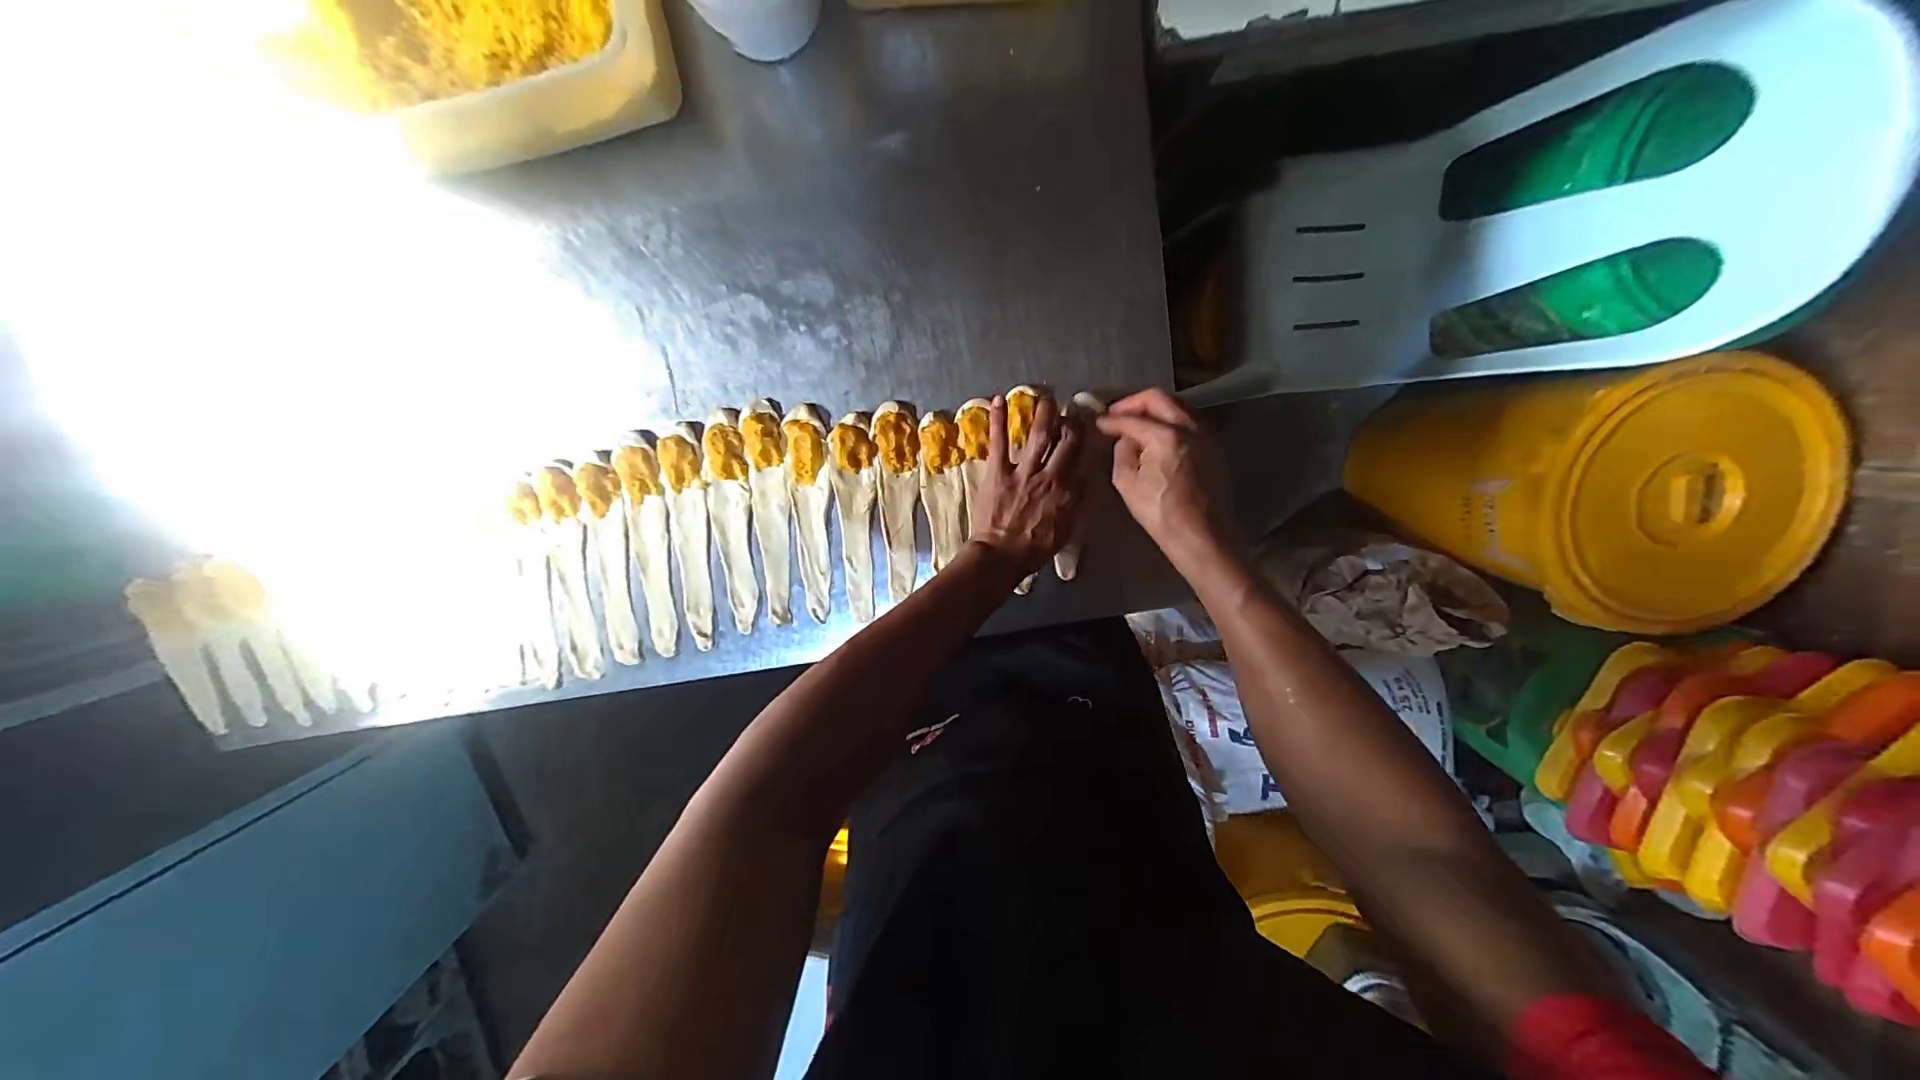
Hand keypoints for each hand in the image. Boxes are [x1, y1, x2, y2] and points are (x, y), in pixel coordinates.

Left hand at [968, 394, 1086, 577]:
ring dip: (1043, 412)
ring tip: (1045, 396)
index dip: (1085, 440)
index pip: (1082, 459)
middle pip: (1066, 441)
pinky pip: (999, 441)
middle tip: (1069, 408)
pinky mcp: (998, 472)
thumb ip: (1075, 504)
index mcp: (1067, 491)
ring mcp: (1023, 472)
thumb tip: (1083, 482)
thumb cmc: (1034, 549)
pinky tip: (999, 399)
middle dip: (1070, 421)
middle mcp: (1050, 476)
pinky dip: (999, 419)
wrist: (1002, 556)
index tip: (1086, 427)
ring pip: (1038, 434)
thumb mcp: (1066, 530)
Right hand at [1095, 387, 1238, 575]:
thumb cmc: (1161, 514)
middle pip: (1160, 399)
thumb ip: (1122, 452)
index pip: (1133, 418)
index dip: (1111, 419)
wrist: (1203, 537)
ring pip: (1178, 408)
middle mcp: (1191, 428)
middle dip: (1134, 403)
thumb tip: (1127, 439)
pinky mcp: (1215, 449)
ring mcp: (1207, 436)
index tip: (1098, 422)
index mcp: (1166, 436)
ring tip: (1136, 425)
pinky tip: (1158, 439)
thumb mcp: (1127, 483)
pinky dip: (1171, 423)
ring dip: (1155, 411)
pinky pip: (1189, 424)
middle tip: (1117, 414)